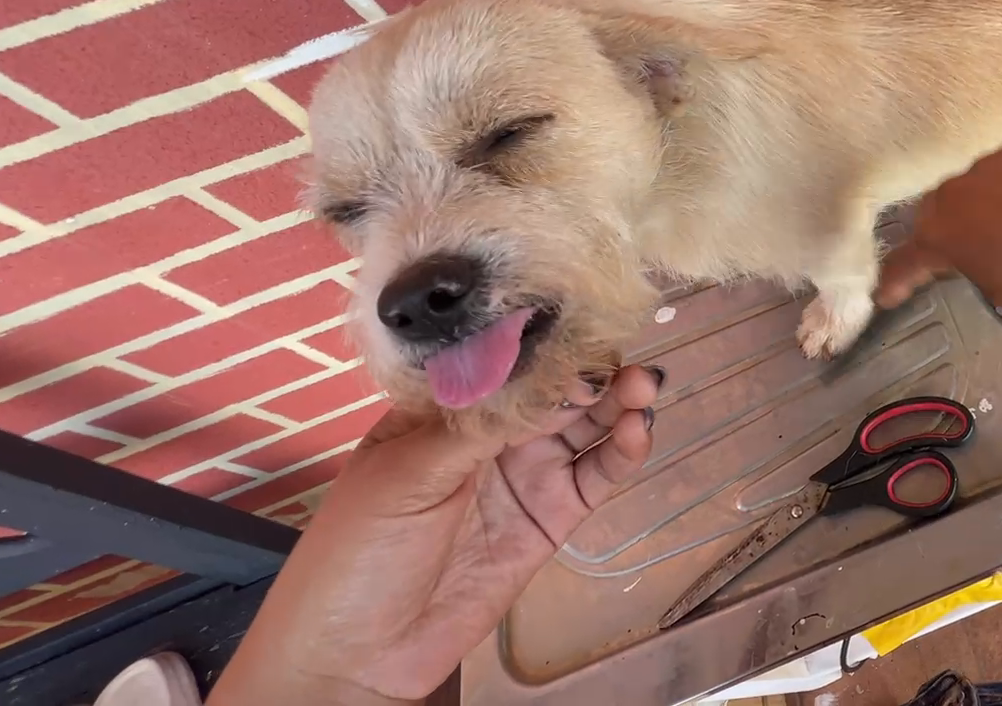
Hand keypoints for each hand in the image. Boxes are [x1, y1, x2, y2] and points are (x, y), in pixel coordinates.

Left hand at [211, 366, 659, 704]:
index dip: (551, 350)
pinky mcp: (557, 512)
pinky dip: (624, 450)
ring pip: (588, 424)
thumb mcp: (406, 475)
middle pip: (559, 390)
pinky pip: (598, 473)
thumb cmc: (357, 553)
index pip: (512, 365)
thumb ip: (482, 425)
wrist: (356, 660)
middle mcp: (498, 433)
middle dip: (596, 373)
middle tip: (627, 368)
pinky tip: (637, 432)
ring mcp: (531, 472)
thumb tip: (554, 377)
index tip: (584, 341)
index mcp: (453, 410)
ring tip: (645, 389)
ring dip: (620, 402)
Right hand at [876, 138, 1001, 310]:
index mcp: (940, 234)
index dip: (895, 282)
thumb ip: (973, 276)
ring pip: (964, 186)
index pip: (905, 262)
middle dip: (938, 238)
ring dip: (973, 207)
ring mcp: (984, 160)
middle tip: (956, 259)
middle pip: (931, 216)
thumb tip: (971, 264)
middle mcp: (951, 189)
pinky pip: (998, 168)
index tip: (887, 294)